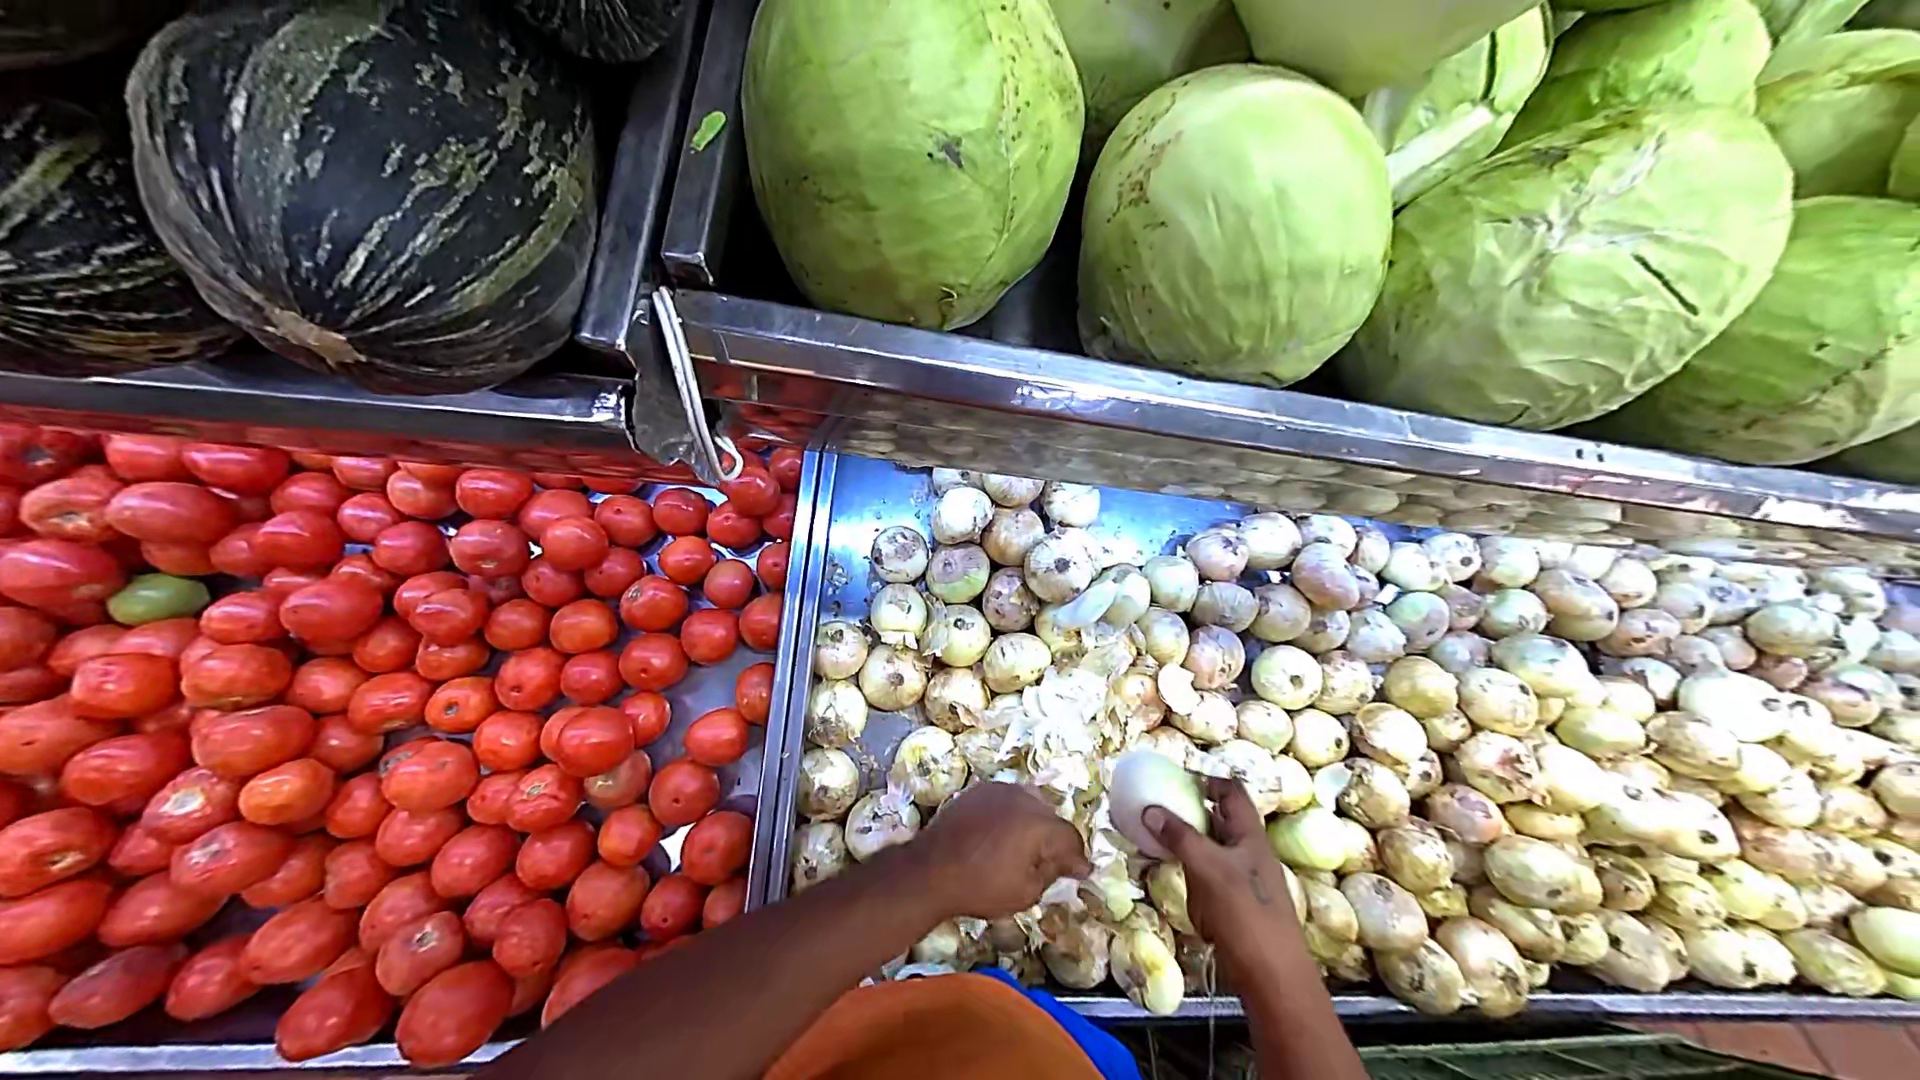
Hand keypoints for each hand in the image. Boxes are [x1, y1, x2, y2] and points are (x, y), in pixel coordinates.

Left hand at [902, 782, 1090, 918]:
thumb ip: (1054, 871)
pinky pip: (1007, 799)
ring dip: (1034, 823)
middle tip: (1053, 862)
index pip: (1070, 837)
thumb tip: (1073, 862)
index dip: (1077, 858)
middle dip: (1055, 839)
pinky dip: (1011, 814)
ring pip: (1030, 803)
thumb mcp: (1026, 891)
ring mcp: (999, 790)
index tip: (1080, 873)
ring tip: (1026, 847)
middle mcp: (1022, 798)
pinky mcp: (979, 790)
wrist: (931, 869)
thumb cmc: (981, 885)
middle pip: (1051, 817)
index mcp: (1039, 823)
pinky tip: (1003, 834)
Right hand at [1144, 776, 1310, 984]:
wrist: (1273, 981)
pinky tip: (1180, 889)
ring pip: (1209, 851)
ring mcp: (1241, 881)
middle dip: (1188, 815)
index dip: (1207, 780)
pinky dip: (1191, 880)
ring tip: (1158, 844)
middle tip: (1156, 809)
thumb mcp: (1209, 868)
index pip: (1231, 793)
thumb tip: (1150, 809)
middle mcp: (1248, 853)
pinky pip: (1207, 881)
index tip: (1175, 779)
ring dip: (1187, 849)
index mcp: (1250, 836)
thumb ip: (1180, 836)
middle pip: (1217, 821)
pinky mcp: (1233, 906)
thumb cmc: (1246, 915)